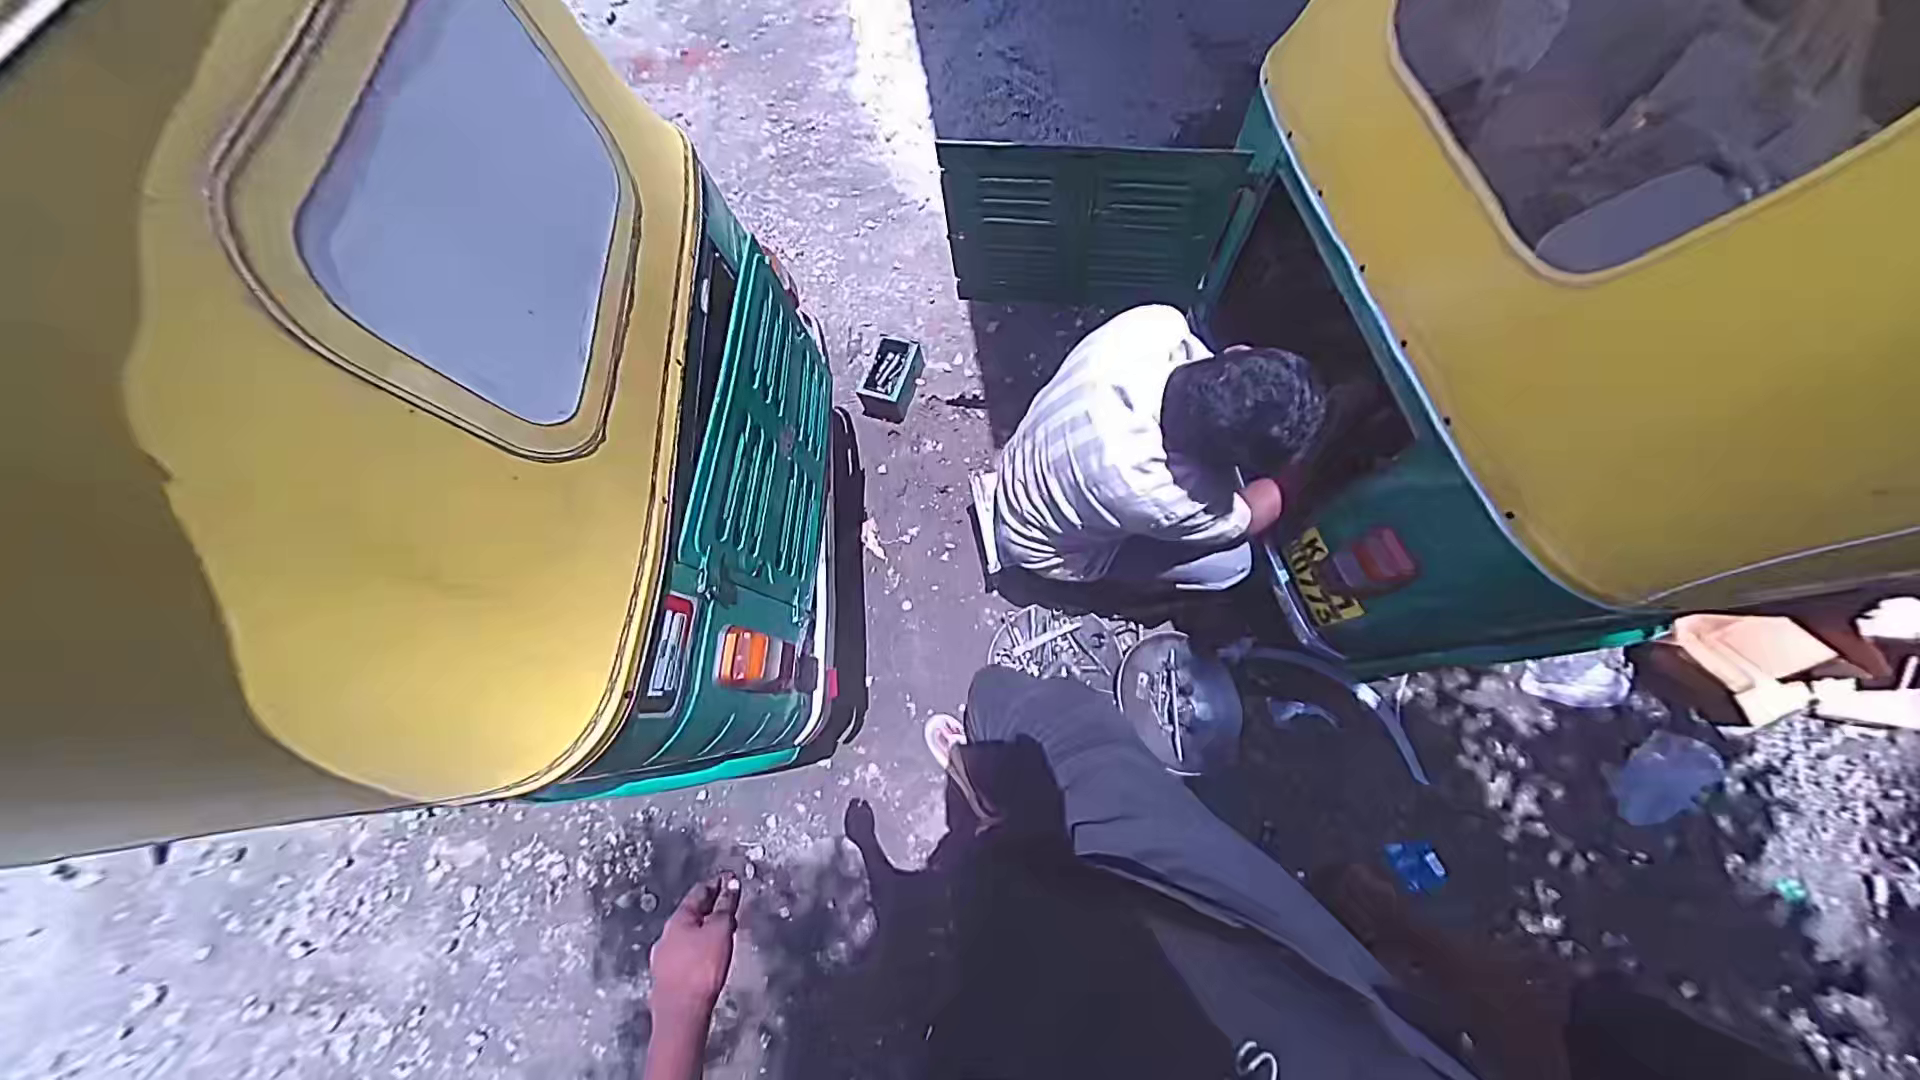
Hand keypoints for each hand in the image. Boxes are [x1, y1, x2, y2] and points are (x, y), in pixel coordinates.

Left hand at [650, 873, 741, 1021]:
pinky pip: (685, 952)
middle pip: (693, 912)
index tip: (732, 879)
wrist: (681, 1016)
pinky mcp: (665, 978)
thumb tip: (731, 885)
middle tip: (731, 903)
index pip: (700, 891)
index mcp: (677, 919)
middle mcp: (666, 936)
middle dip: (712, 906)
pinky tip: (709, 954)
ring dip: (706, 928)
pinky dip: (699, 946)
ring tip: (724, 928)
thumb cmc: (701, 969)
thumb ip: (726, 905)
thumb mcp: (720, 930)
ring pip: (688, 934)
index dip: (718, 883)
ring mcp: (663, 958)